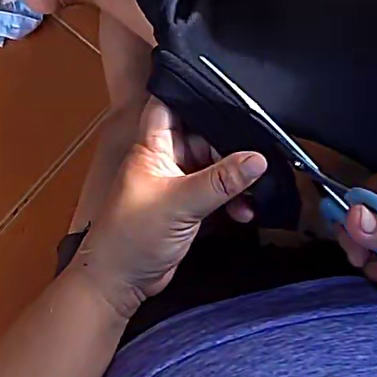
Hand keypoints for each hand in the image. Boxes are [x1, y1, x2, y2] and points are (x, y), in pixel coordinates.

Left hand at [69, 99, 266, 317]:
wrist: (120, 282)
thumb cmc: (129, 239)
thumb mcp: (181, 203)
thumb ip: (222, 180)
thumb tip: (256, 160)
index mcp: (152, 147)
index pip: (171, 104)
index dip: (194, 95)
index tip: (228, 94)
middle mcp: (164, 160)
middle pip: (203, 136)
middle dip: (229, 146)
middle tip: (251, 161)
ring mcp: (176, 182)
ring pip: (214, 165)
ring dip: (235, 178)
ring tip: (252, 191)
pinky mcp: (187, 205)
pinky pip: (217, 191)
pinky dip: (232, 199)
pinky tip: (244, 210)